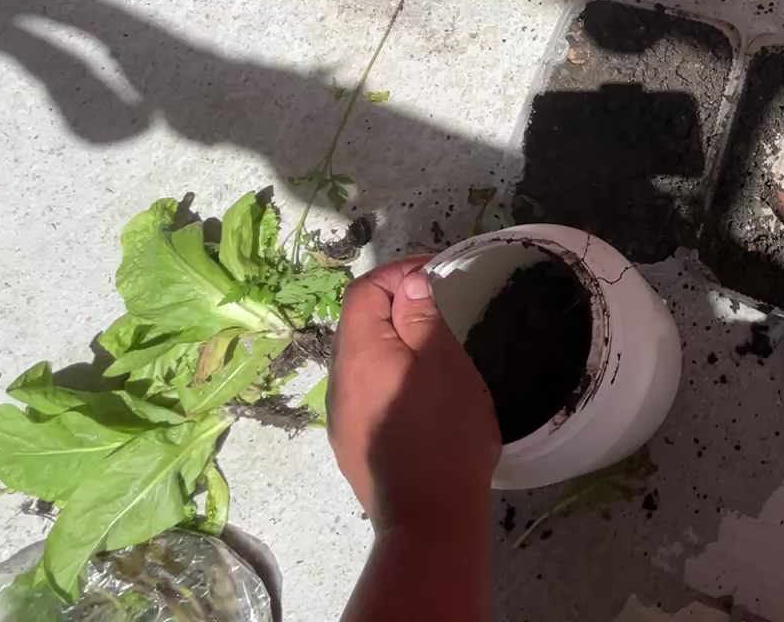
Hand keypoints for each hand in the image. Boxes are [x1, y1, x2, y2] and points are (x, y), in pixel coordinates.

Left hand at [329, 255, 500, 534]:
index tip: (440, 272)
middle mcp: (340, 381)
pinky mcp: (355, 440)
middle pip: (360, 321)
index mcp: (359, 353)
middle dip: (400, 300)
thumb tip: (410, 281)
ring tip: (439, 340)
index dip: (400, 271)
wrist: (429, 513)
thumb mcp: (443, 361)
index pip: (364, 290)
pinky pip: (370, 385)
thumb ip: (422, 317)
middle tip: (444, 301)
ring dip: (398, 336)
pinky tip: (425, 387)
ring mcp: (344, 415)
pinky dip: (395, 367)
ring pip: (366, 355)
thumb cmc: (443, 428)